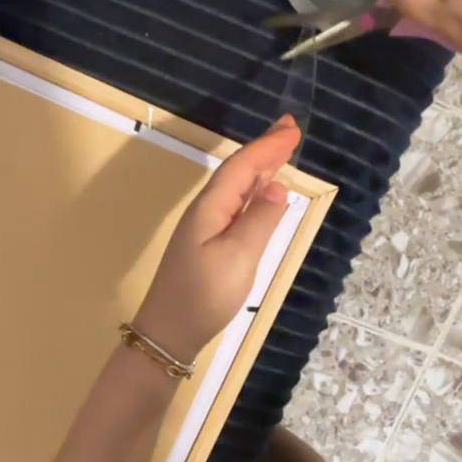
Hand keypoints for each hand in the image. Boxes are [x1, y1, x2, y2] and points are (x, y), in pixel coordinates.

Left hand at [133, 115, 300, 359]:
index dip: (267, 147)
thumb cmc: (203, 295)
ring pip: (235, 190)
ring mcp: (204, 231)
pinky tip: (261, 197)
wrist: (169, 333)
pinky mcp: (207, 248)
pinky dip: (252, 194)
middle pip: (237, 173)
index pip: (242, 167)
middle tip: (290, 130)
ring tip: (281, 154)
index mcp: (210, 208)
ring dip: (259, 170)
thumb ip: (260, 221)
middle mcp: (205, 213)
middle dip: (263, 151)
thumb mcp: (238, 257)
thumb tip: (278, 187)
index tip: (292, 128)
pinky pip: (234, 208)